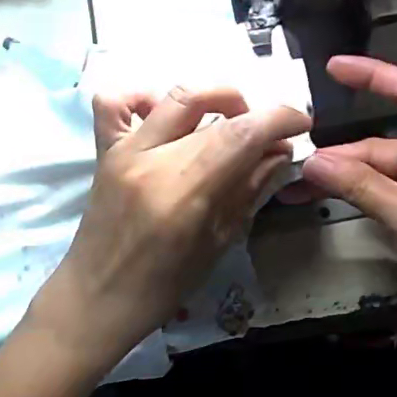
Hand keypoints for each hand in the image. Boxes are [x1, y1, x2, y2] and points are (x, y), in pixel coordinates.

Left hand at [28, 85, 311, 372]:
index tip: (300, 124)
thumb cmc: (161, 287)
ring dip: (214, 98)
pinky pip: (116, 102)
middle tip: (270, 140)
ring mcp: (123, 152)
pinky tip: (166, 116)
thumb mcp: (217, 245)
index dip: (278, 119)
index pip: (240, 134)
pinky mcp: (104, 151)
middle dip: (255, 117)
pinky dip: (145, 96)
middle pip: (215, 114)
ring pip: (176, 97)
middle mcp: (151, 162)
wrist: (96, 299)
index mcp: (183, 194)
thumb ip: (248, 192)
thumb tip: (279, 154)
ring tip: (230, 120)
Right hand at [297, 56, 396, 366]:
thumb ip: (360, 186)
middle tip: (294, 168)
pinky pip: (382, 196)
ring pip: (377, 173)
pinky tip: (323, 201)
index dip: (374, 75)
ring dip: (341, 180)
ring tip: (297, 189)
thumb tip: (310, 161)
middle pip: (381, 143)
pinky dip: (355, 198)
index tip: (332, 67)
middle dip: (340, 155)